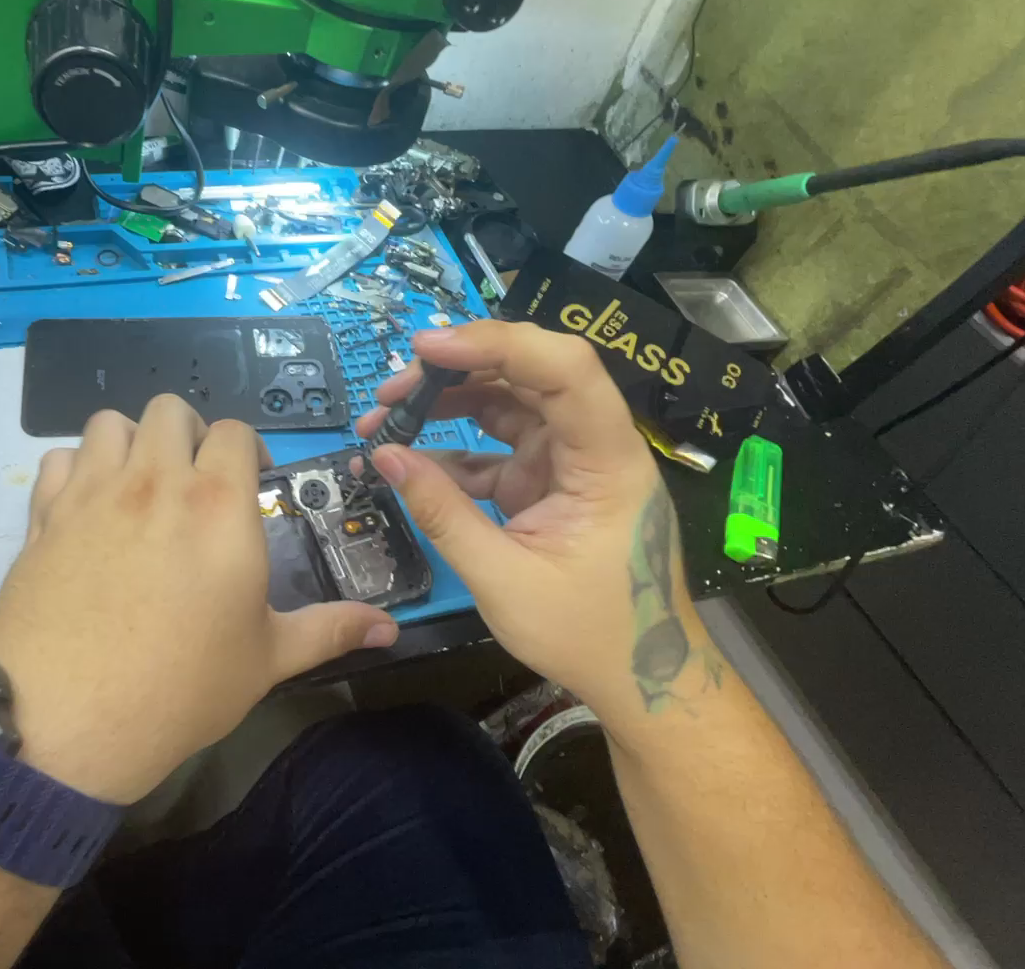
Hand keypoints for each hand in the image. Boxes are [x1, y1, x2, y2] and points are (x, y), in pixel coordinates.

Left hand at [0, 395, 398, 803]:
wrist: (67, 723)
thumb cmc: (181, 689)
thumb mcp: (267, 660)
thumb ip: (330, 630)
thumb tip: (391, 628)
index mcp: (218, 505)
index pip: (236, 432)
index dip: (247, 450)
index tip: (249, 482)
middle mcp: (155, 481)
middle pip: (170, 410)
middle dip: (188, 434)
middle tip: (193, 480)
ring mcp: (92, 493)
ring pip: (110, 423)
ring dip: (131, 441)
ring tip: (139, 484)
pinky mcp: (45, 515)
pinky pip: (58, 459)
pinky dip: (75, 470)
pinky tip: (86, 508)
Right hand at [356, 321, 720, 723]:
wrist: (641, 679)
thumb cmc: (589, 635)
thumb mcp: (504, 579)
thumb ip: (442, 513)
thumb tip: (383, 455)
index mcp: (606, 460)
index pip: (563, 370)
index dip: (495, 344)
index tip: (426, 349)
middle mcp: (591, 444)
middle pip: (527, 374)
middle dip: (454, 370)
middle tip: (387, 392)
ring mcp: (567, 460)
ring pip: (506, 403)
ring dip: (445, 402)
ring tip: (383, 418)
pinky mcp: (546, 480)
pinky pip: (494, 446)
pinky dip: (450, 448)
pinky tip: (407, 460)